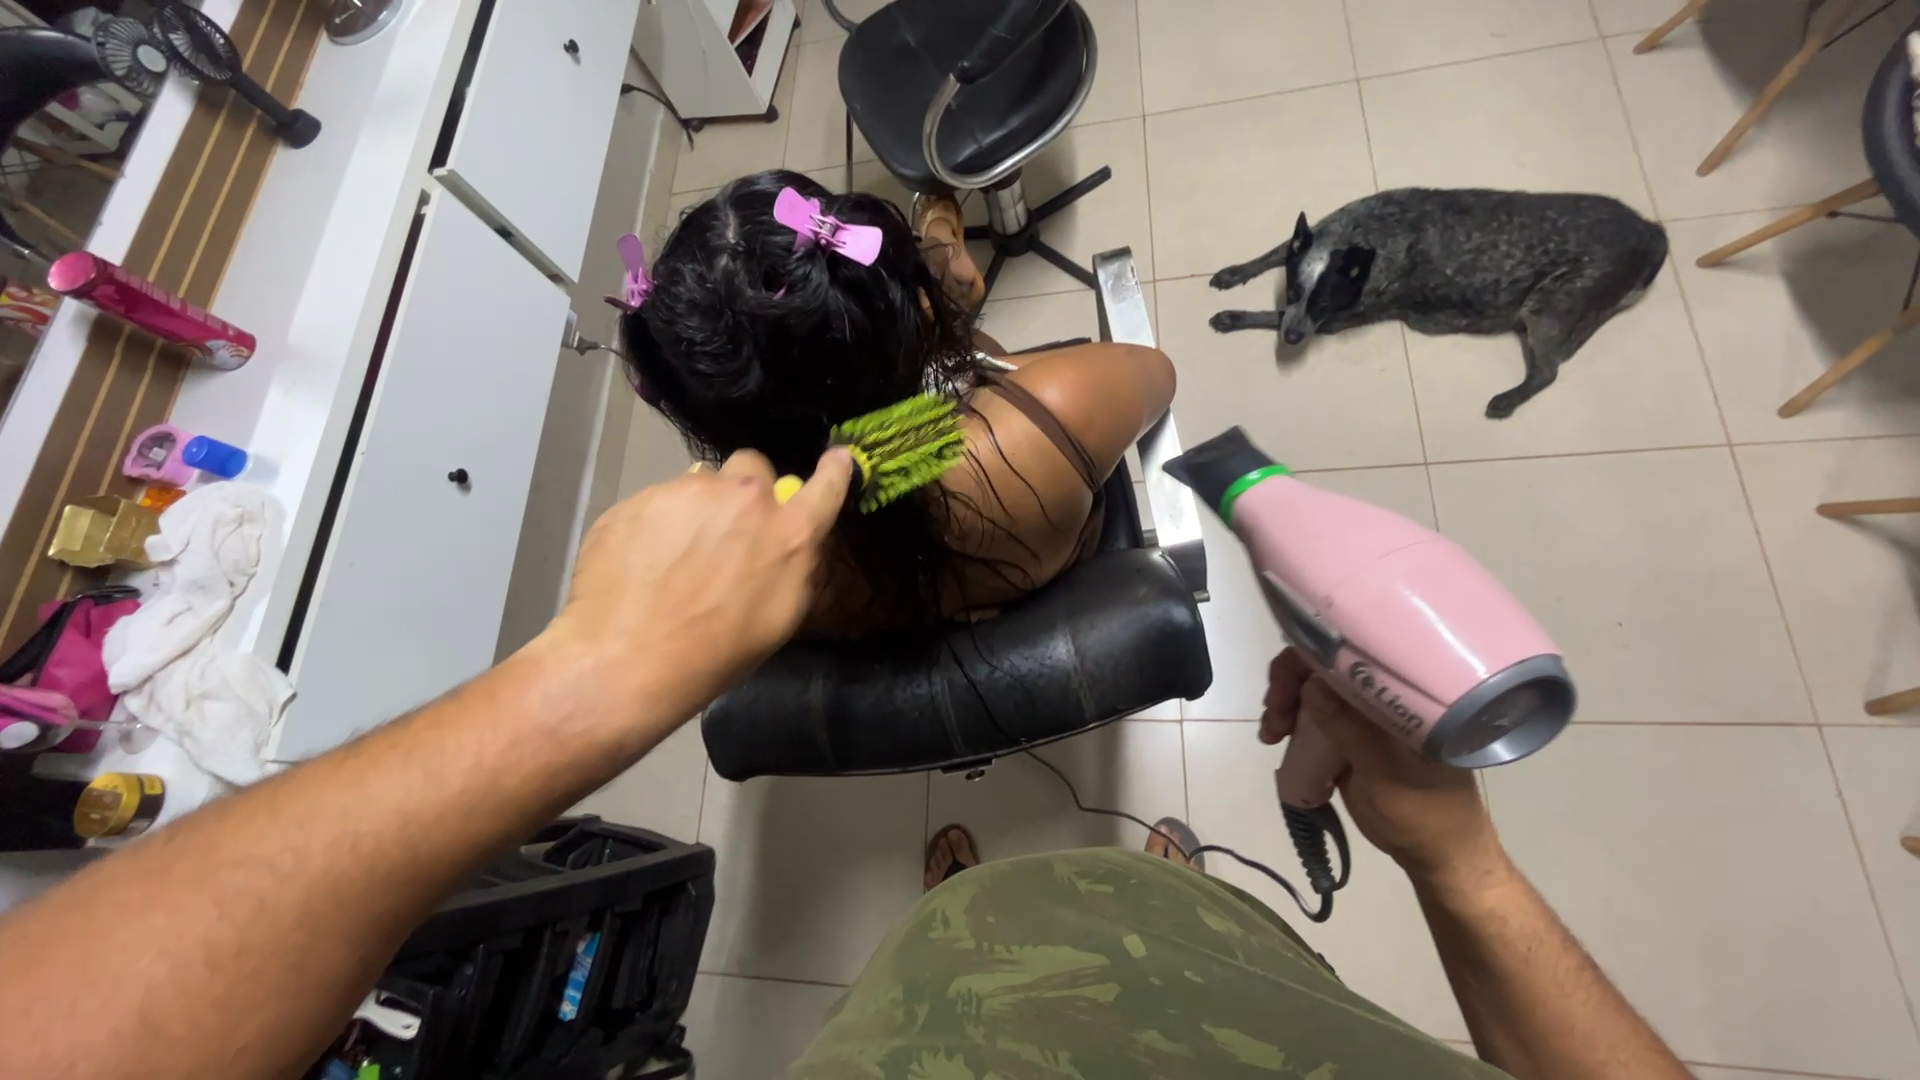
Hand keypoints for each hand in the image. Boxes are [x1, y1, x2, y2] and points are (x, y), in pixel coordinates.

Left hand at [543, 448, 852, 717]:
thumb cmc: (715, 655)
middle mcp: (744, 500)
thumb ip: (792, 565)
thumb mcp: (779, 618)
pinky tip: (641, 564)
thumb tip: (788, 544)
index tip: (837, 458)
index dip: (833, 472)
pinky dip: (656, 525)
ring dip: (698, 510)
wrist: (627, 661)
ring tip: (674, 558)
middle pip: (752, 468)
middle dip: (746, 491)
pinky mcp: (639, 498)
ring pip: (700, 485)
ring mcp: (687, 493)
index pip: (824, 488)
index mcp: (788, 534)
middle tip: (728, 529)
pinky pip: (658, 502)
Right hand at [1261, 649, 1505, 893]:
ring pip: (1311, 689)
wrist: (1435, 856)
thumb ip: (1349, 728)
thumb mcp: (1384, 772)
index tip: (1285, 689)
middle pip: (1323, 667)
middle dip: (1288, 685)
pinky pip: (1311, 715)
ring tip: (1271, 735)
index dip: (1310, 660)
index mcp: (1401, 694)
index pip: (1350, 654)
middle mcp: (1381, 696)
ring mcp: (1363, 715)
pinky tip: (1276, 739)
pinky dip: (1289, 721)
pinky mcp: (1348, 735)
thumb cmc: (1422, 814)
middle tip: (1274, 717)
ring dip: (1284, 705)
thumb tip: (1311, 684)